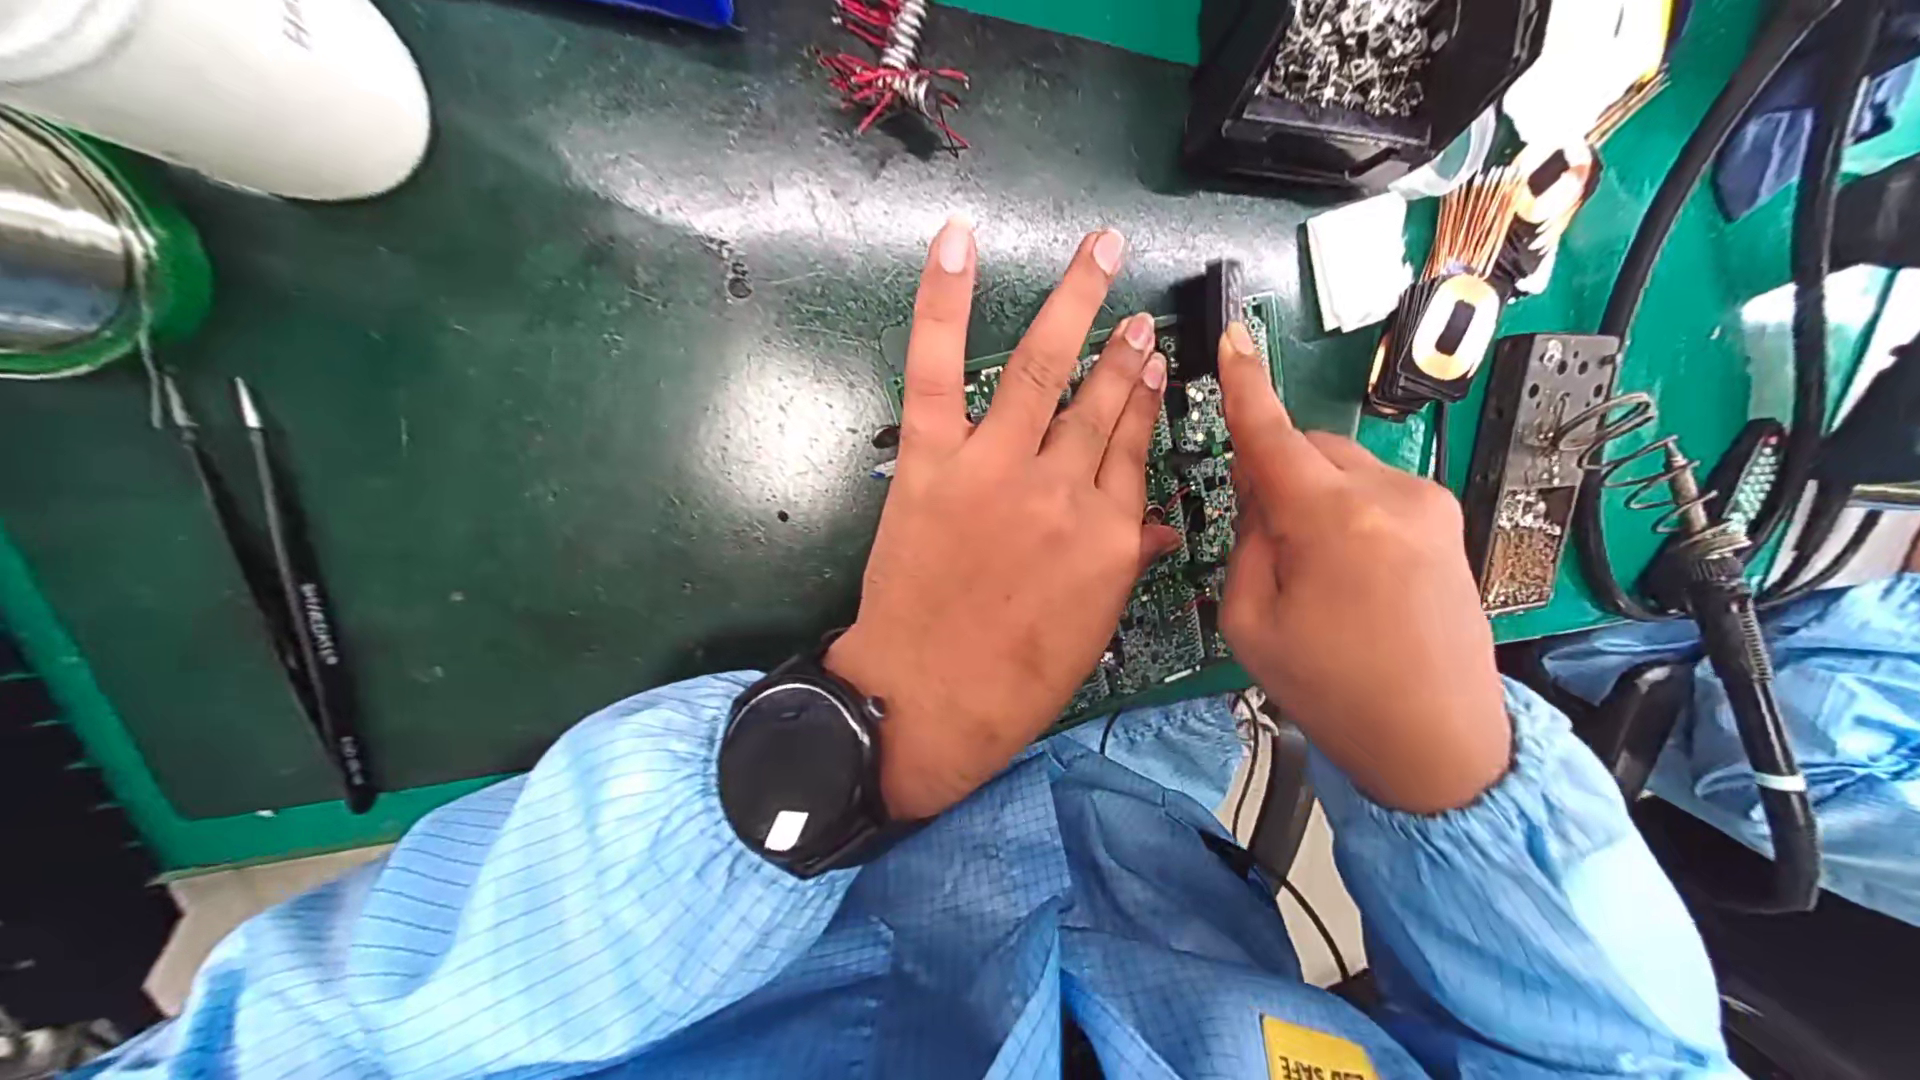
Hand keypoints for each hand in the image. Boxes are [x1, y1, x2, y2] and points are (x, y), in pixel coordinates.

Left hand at [827, 219, 1177, 819]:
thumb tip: (1159, 527)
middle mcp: (1065, 489)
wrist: (927, 703)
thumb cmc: (1015, 681)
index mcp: (1110, 534)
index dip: (1145, 400)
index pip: (1136, 447)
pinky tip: (956, 243)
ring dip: (1074, 301)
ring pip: (1043, 370)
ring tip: (1097, 253)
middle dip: (1122, 349)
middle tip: (1133, 312)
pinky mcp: (932, 462)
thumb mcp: (1090, 628)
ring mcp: (996, 468)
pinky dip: (942, 304)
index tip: (1151, 364)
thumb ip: (1125, 564)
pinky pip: (936, 369)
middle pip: (1102, 401)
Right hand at [1216, 323, 1510, 812]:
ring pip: (1341, 466)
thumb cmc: (1330, 688)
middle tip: (1256, 529)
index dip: (1245, 386)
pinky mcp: (1447, 522)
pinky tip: (1344, 564)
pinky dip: (1341, 506)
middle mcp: (1389, 496)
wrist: (1439, 741)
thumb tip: (1262, 496)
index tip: (1233, 340)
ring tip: (1305, 560)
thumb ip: (1248, 540)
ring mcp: (1428, 505)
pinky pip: (1373, 489)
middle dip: (1273, 470)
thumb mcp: (1250, 618)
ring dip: (1308, 492)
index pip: (1273, 436)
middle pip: (1307, 447)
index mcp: (1332, 520)